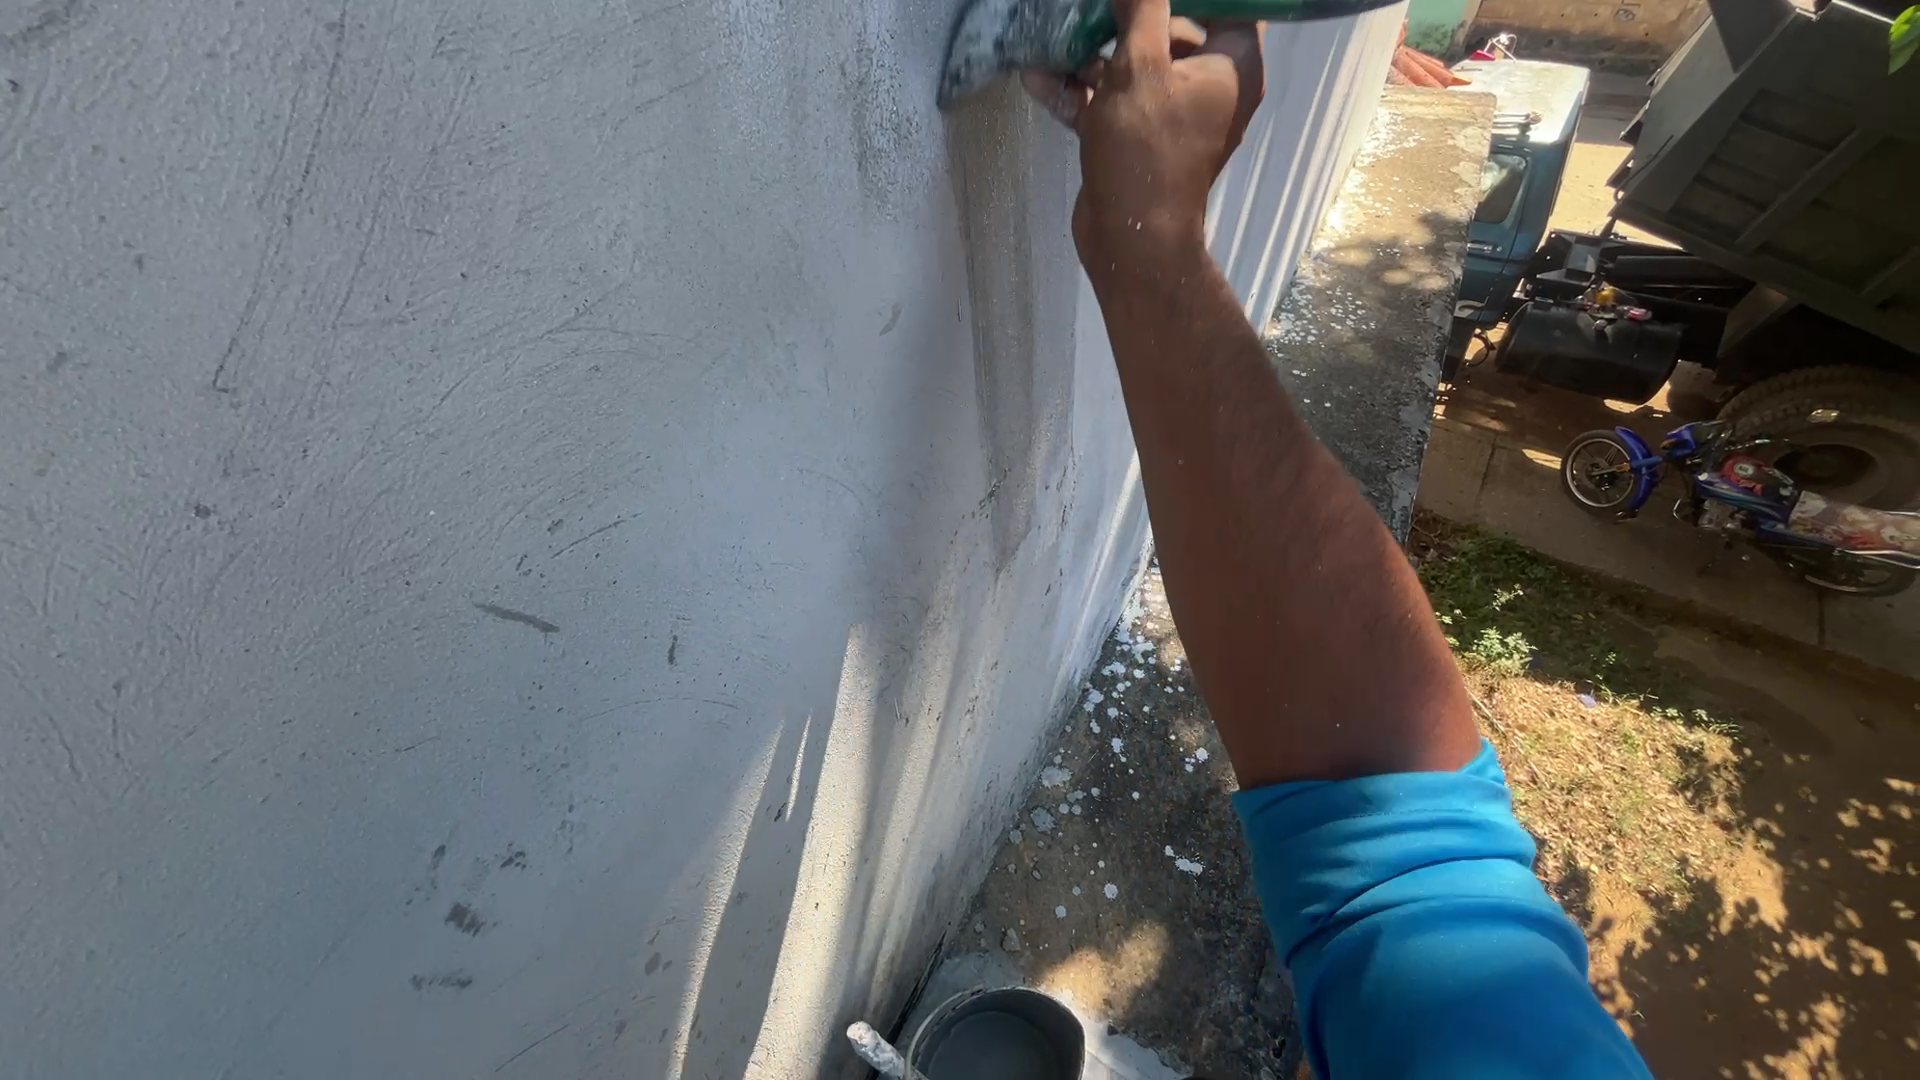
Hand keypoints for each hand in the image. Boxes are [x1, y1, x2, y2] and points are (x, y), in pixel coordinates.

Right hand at [1021, 0, 1263, 288]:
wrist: (1130, 242)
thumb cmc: (1145, 152)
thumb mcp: (1139, 67)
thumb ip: (1139, 6)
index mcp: (1232, 64)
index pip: (1224, 2)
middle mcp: (1208, 88)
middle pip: (1169, 30)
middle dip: (1122, 17)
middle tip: (1089, 9)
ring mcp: (1169, 118)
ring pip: (1131, 68)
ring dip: (1090, 56)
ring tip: (1055, 38)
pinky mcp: (1134, 142)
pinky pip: (1110, 104)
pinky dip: (1078, 92)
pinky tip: (1038, 76)